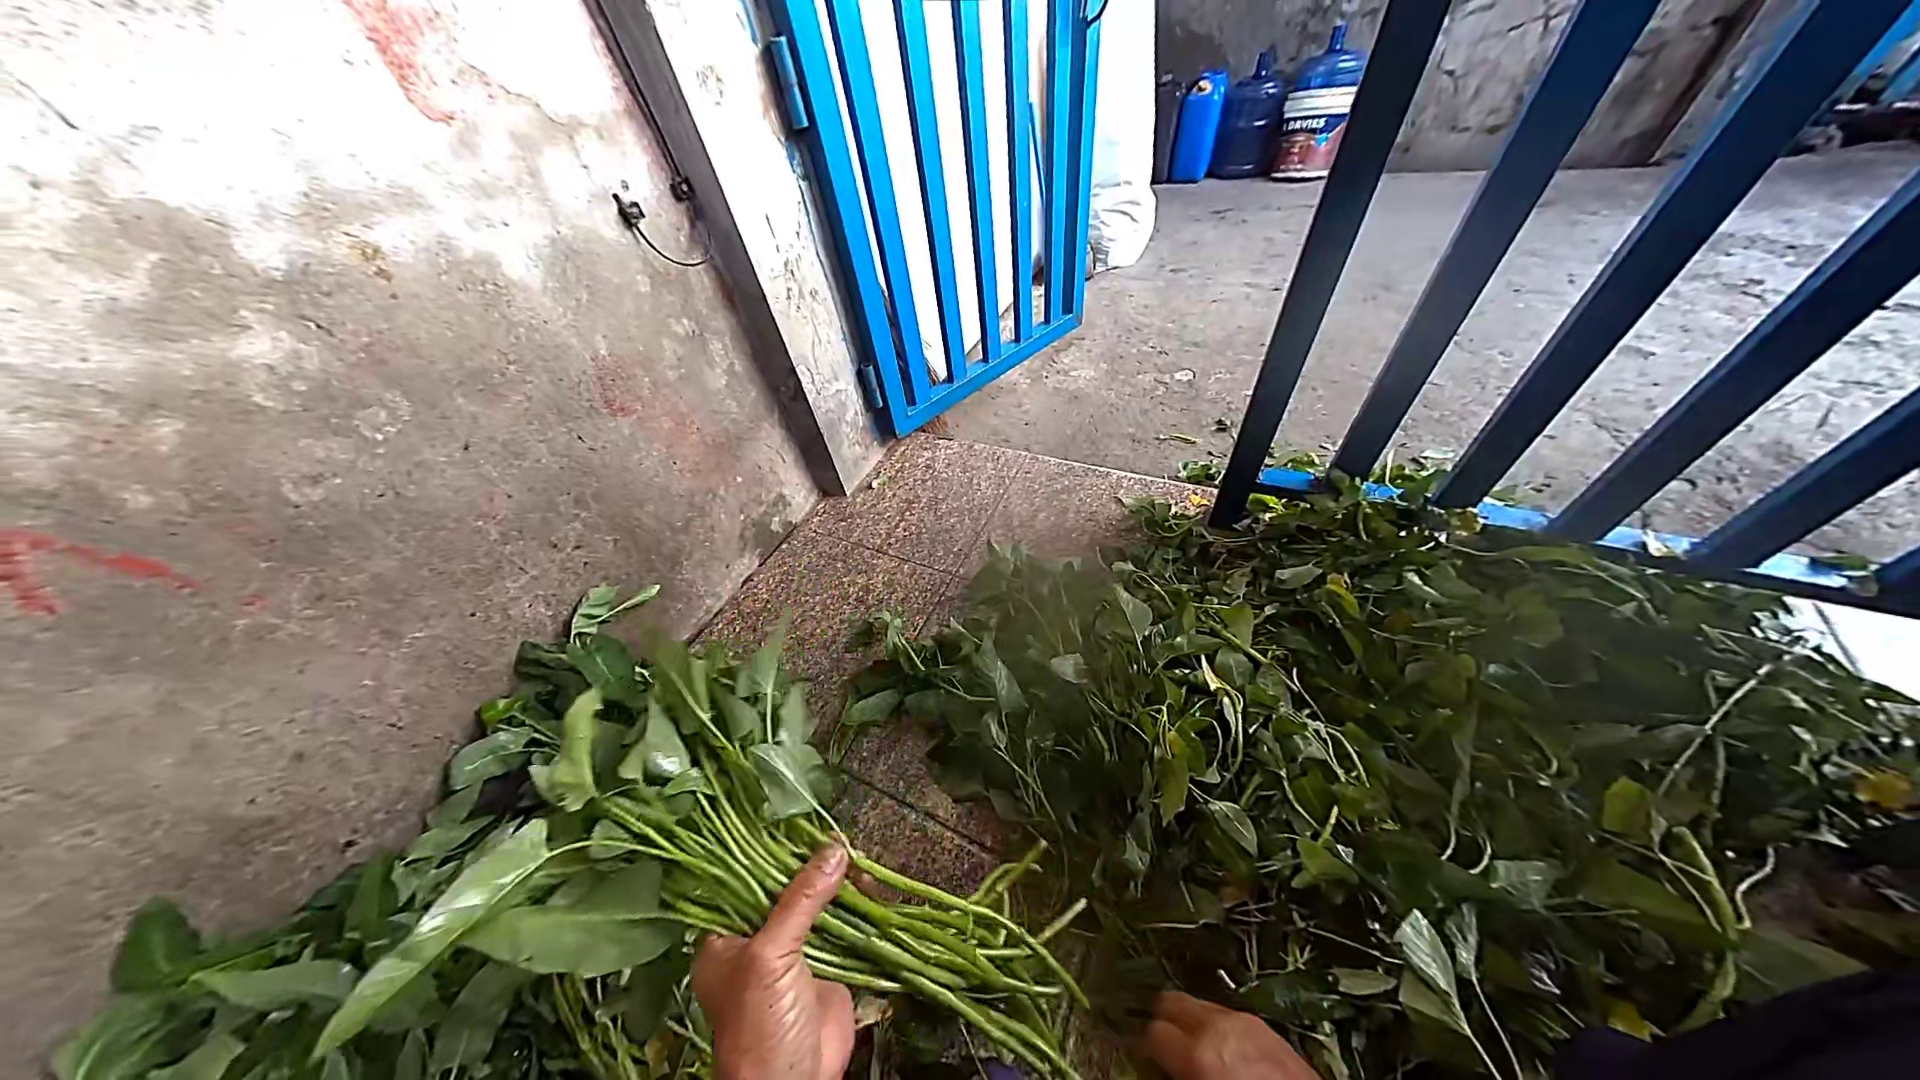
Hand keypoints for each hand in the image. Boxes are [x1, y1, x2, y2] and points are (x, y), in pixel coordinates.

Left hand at [692, 845, 855, 1079]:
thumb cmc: (760, 1028)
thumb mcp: (770, 956)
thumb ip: (801, 901)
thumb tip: (835, 850)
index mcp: (727, 937)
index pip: (747, 880)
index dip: (774, 852)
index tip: (803, 825)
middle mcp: (759, 939)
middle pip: (788, 888)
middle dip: (814, 864)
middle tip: (840, 840)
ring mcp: (795, 951)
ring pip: (817, 903)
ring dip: (839, 881)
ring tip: (859, 859)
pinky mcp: (827, 964)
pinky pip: (842, 925)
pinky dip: (858, 905)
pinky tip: (870, 885)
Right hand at [1145, 991, 1321, 1079]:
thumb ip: (1176, 1074)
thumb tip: (1157, 1065)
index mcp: (1199, 1054)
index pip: (1152, 1032)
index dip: (1144, 1047)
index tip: (1143, 1058)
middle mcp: (1216, 1026)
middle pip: (1169, 1001)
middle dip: (1161, 1022)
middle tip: (1162, 1049)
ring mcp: (1241, 1020)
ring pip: (1196, 1004)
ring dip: (1189, 1023)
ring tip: (1193, 1051)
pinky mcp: (1262, 1024)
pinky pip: (1223, 1014)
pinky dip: (1214, 1027)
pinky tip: (1223, 1053)